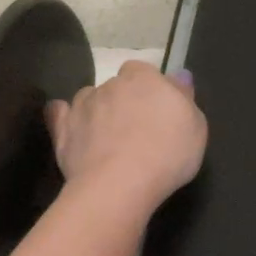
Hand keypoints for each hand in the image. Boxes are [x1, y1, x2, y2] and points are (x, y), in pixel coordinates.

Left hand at [43, 61, 207, 207]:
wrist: (120, 184)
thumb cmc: (167, 153)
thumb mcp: (196, 127)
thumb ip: (185, 98)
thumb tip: (179, 76)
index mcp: (144, 78)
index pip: (143, 71)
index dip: (150, 90)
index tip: (158, 111)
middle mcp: (110, 84)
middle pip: (117, 86)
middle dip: (124, 101)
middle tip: (137, 129)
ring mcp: (82, 105)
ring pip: (89, 99)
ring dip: (98, 111)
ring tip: (108, 138)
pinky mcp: (62, 130)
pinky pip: (60, 114)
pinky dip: (65, 118)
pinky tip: (73, 129)